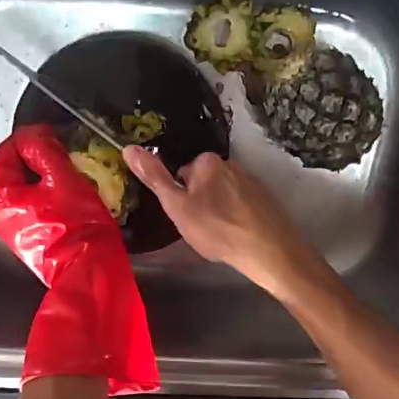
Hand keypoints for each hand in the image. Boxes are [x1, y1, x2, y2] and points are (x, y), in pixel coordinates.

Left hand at [0, 124, 117, 285]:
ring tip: (74, 174)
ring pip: (30, 190)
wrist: (91, 273)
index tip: (51, 134)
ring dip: (50, 177)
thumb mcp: (64, 179)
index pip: (4, 153)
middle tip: (65, 153)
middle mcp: (2, 216)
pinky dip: (54, 196)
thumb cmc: (78, 231)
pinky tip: (75, 196)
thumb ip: (45, 150)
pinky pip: (40, 208)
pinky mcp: (36, 240)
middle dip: (40, 158)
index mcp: (0, 198)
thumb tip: (35, 135)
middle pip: (16, 172)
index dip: (28, 137)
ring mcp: (18, 231)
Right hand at [123, 147, 321, 295]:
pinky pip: (244, 205)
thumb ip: (154, 178)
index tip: (185, 216)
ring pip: (225, 194)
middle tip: (202, 229)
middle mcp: (232, 164)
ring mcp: (253, 181)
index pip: (183, 173)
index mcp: (207, 162)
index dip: (181, 197)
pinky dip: (239, 217)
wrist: (268, 250)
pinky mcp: (268, 199)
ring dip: (221, 211)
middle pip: (205, 183)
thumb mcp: (177, 206)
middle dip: (202, 202)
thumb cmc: (217, 229)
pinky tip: (239, 236)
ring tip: (221, 235)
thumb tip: (129, 148)